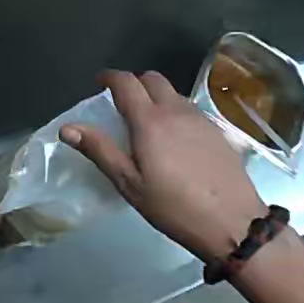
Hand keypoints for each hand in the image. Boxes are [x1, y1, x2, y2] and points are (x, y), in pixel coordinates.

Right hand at [59, 70, 265, 260]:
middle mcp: (176, 111)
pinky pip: (189, 108)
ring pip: (173, 92)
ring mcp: (200, 119)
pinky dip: (173, 109)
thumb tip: (67, 128)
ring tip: (146, 120)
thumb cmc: (174, 206)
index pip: (126, 82)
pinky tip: (173, 137)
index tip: (99, 84)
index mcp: (150, 121)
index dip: (109, 77)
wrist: (235, 225)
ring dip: (155, 95)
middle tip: (121, 102)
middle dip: (133, 82)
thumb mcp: (129, 183)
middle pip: (152, 78)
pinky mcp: (218, 131)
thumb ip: (99, 150)